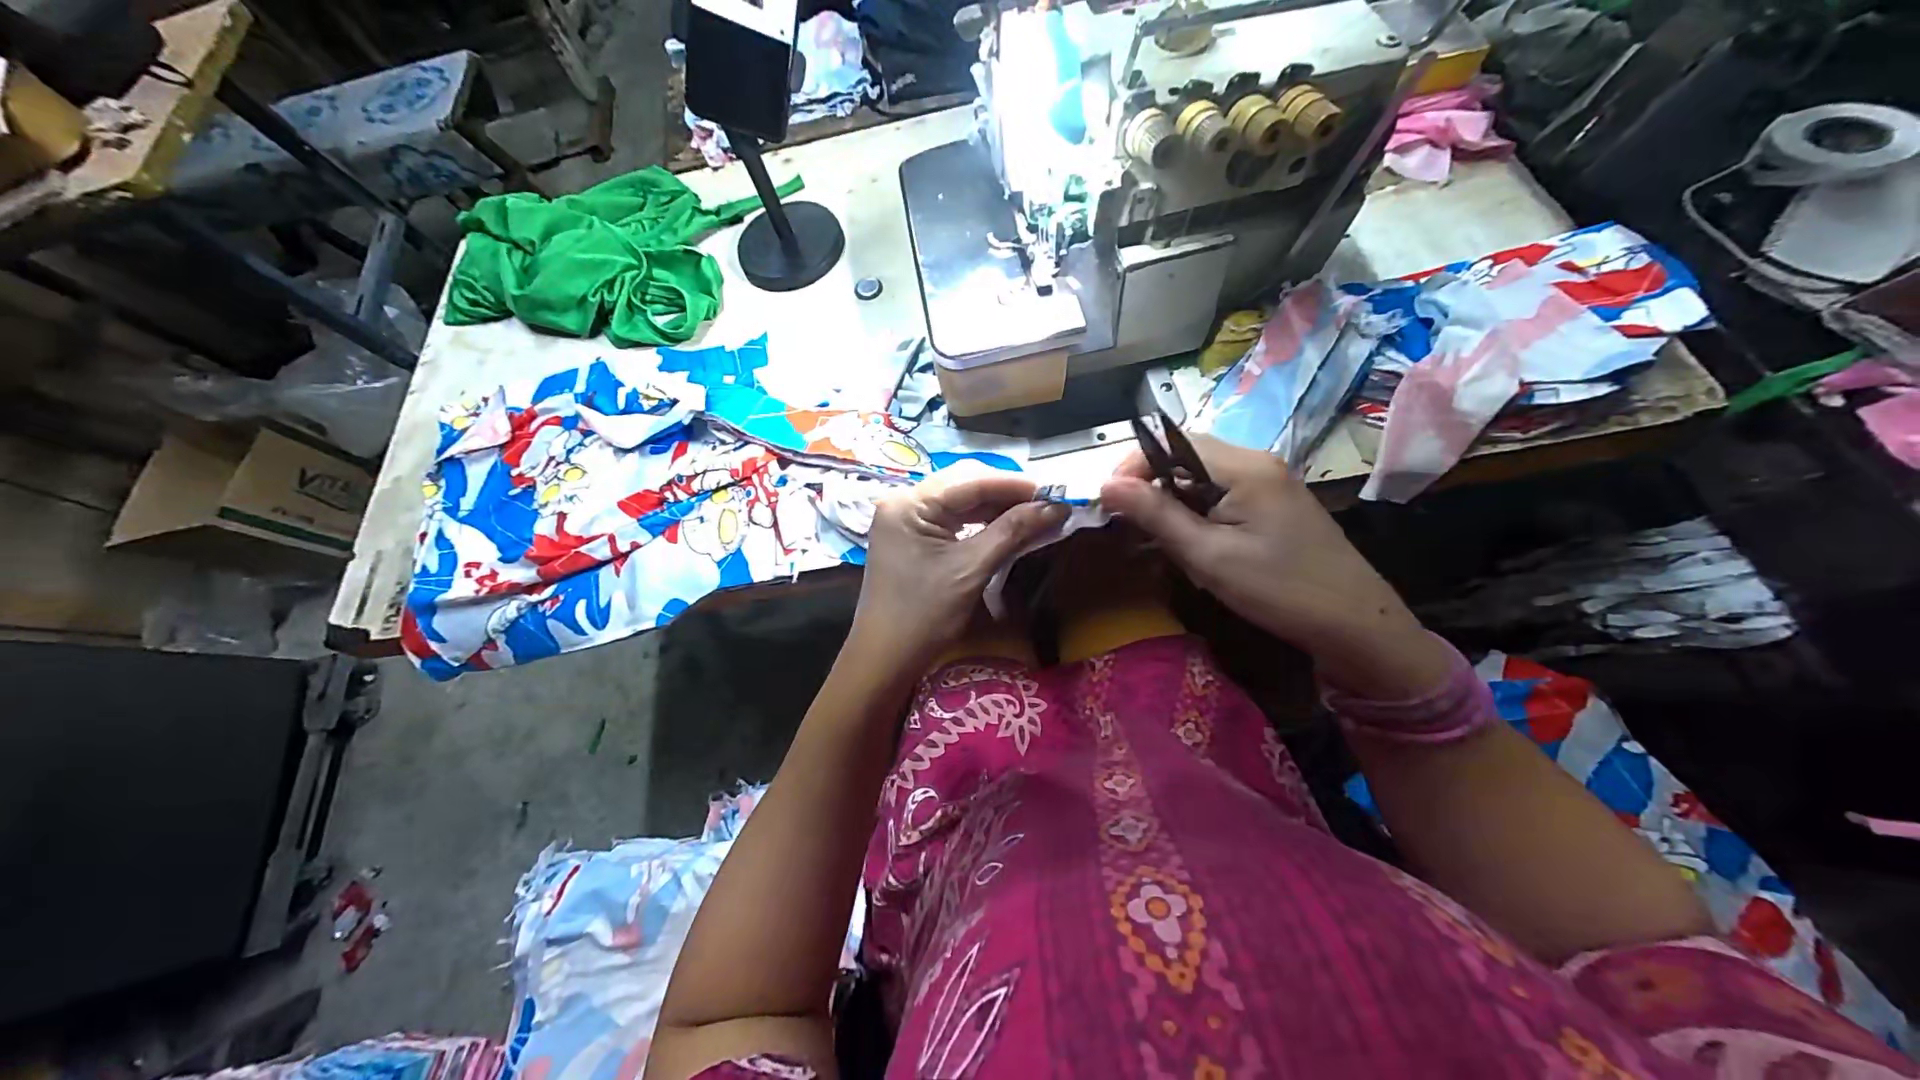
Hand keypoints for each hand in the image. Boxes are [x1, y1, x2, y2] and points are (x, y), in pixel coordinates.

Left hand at [849, 468, 1066, 674]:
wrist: (885, 657)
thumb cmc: (925, 615)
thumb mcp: (971, 569)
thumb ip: (1013, 531)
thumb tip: (1056, 506)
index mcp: (910, 503)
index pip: (970, 480)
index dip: (1014, 484)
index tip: (1053, 491)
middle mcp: (903, 500)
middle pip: (964, 483)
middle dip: (1006, 492)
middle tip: (1047, 503)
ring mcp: (905, 518)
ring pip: (959, 500)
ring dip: (996, 506)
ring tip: (1034, 514)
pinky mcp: (911, 535)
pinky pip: (951, 517)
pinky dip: (980, 521)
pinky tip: (1007, 526)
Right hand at [1100, 436, 1451, 697]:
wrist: (1354, 623)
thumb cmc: (1278, 589)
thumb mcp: (1208, 556)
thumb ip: (1156, 515)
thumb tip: (1106, 484)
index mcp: (1244, 466)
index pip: (1173, 442)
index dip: (1134, 466)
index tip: (1110, 502)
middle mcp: (1259, 461)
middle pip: (1187, 454)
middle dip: (1152, 484)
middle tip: (1129, 523)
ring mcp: (1271, 480)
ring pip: (1203, 475)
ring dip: (1173, 499)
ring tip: (1157, 536)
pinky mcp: (1276, 502)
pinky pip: (1223, 491)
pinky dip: (1198, 509)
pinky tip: (1193, 540)